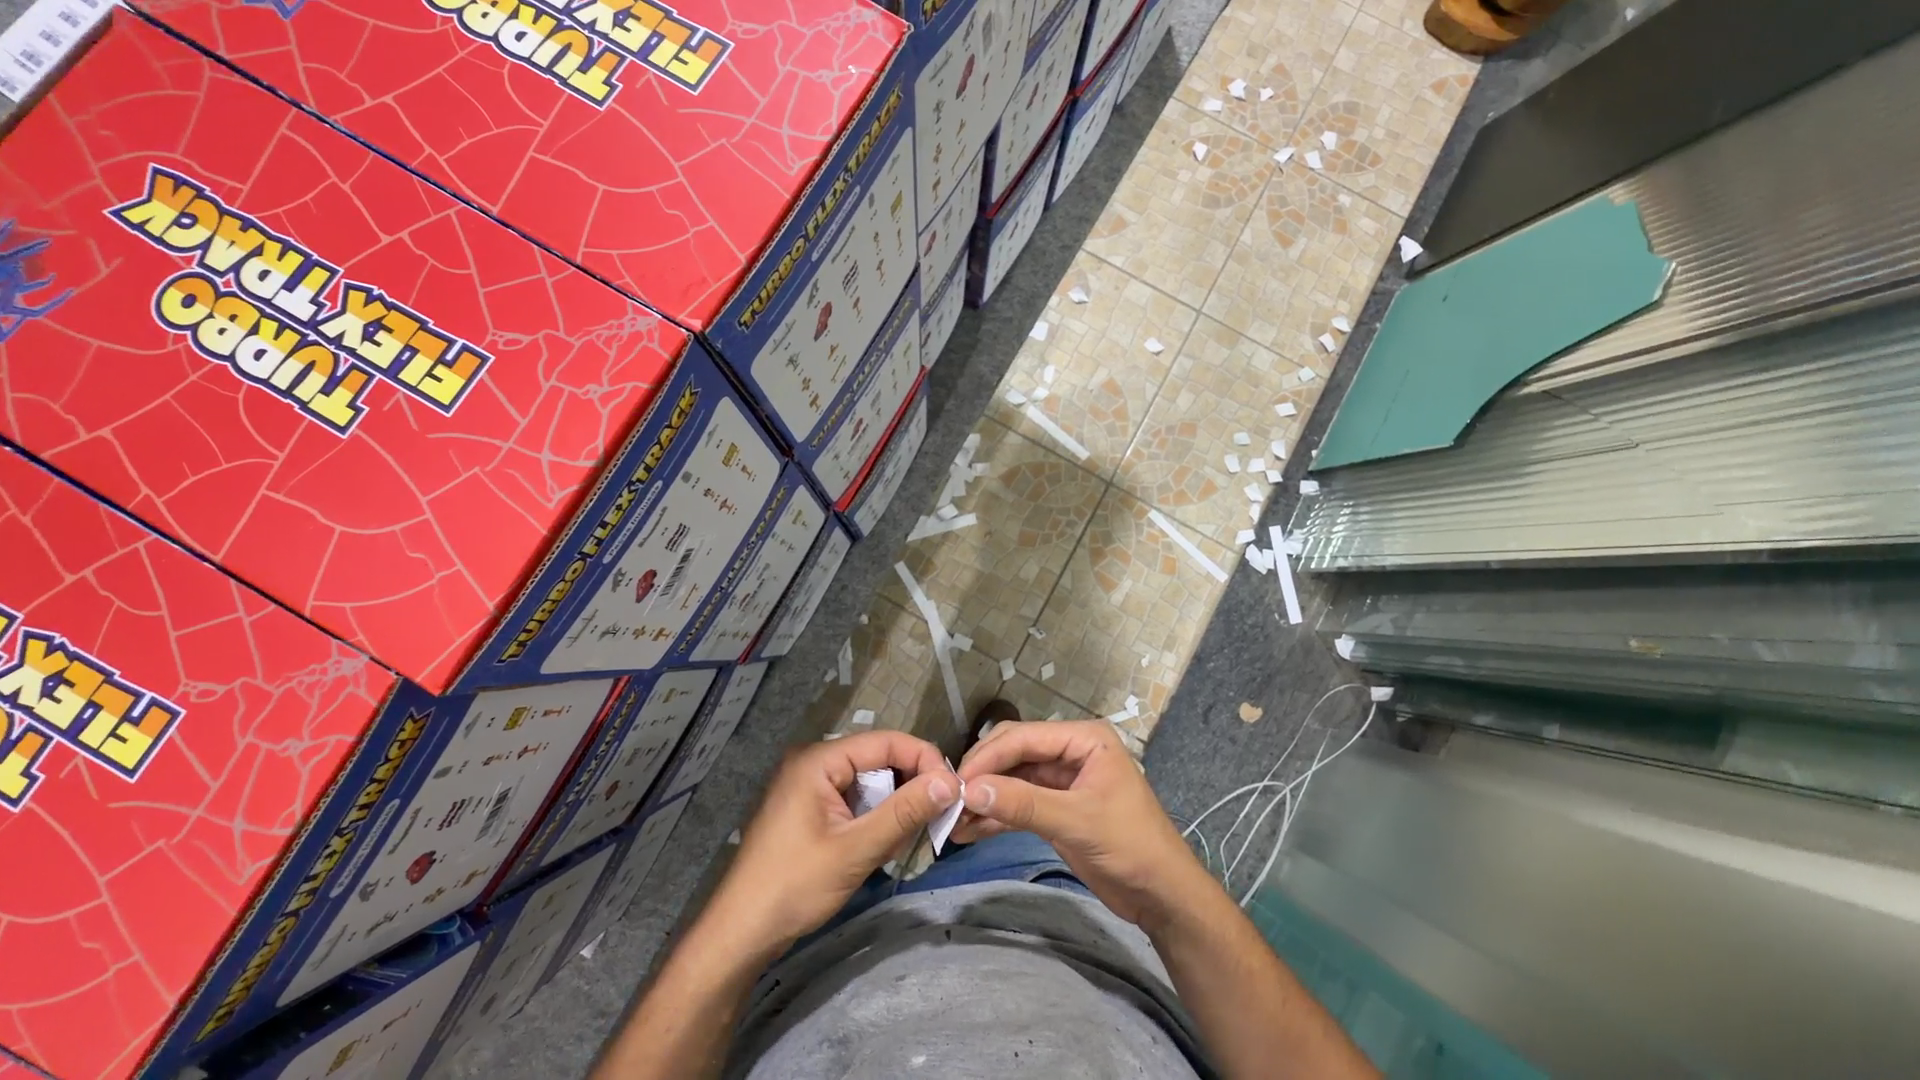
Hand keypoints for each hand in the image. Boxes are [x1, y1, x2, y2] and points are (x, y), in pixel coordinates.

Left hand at [708, 730, 957, 949]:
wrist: (741, 932)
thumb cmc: (794, 886)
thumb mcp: (856, 849)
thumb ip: (904, 812)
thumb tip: (952, 783)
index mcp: (818, 760)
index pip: (886, 742)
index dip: (924, 760)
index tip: (954, 791)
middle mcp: (813, 764)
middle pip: (879, 761)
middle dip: (909, 788)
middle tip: (936, 820)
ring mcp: (810, 789)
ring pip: (870, 785)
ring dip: (893, 809)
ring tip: (908, 839)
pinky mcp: (810, 813)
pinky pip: (855, 803)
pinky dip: (874, 821)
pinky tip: (882, 847)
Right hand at [953, 720, 1208, 928]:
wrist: (1162, 895)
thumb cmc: (1131, 846)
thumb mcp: (1077, 822)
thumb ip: (1024, 804)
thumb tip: (970, 790)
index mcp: (1085, 740)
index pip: (1024, 737)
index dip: (988, 757)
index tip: (956, 783)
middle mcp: (1072, 752)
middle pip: (1014, 753)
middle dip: (982, 775)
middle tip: (950, 799)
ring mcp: (1063, 781)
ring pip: (1012, 780)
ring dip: (984, 798)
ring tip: (951, 820)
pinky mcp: (1057, 809)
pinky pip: (1018, 804)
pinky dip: (995, 816)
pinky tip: (968, 831)